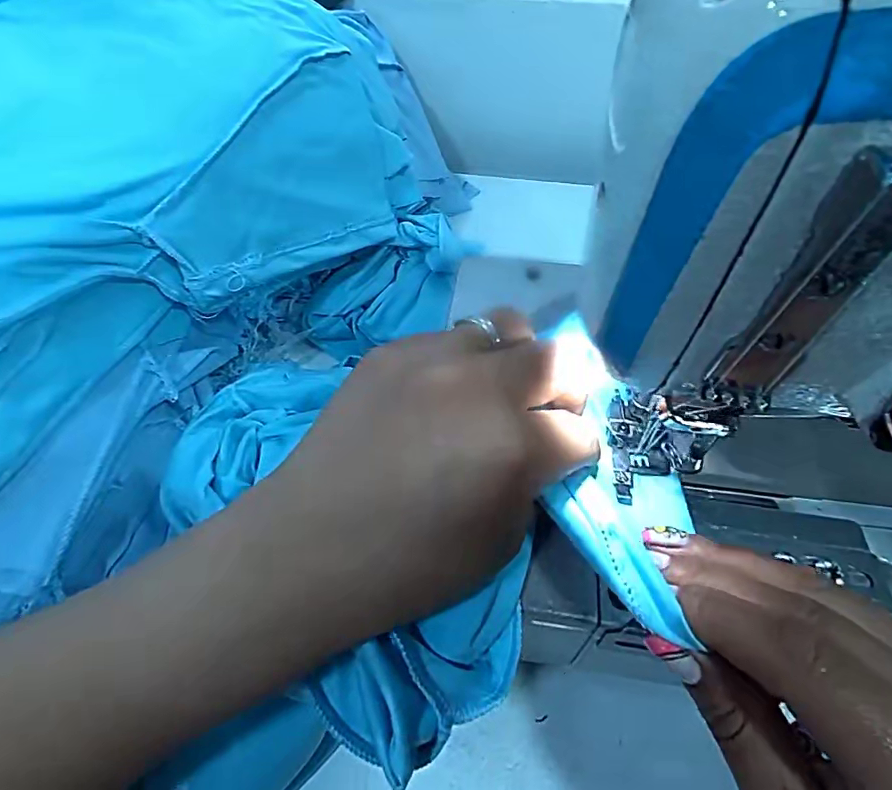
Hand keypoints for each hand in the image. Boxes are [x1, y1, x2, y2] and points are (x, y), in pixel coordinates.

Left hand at [249, 307, 597, 644]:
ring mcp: (435, 357)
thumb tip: (543, 451)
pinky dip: (459, 363)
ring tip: (490, 389)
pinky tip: (435, 395)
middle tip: (541, 414)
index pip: (581, 429)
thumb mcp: (499, 544)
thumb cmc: (409, 565)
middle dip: (564, 389)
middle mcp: (483, 386)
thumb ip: (533, 485)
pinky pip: (448, 338)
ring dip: (513, 359)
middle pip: (559, 357)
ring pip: (505, 326)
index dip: (577, 449)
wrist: (309, 545)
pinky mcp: (394, 349)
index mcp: (516, 443)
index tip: (562, 459)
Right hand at [653, 537, 891, 789]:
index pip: (803, 651)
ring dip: (757, 573)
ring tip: (692, 554)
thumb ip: (747, 738)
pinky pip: (861, 614)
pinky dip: (796, 591)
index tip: (658, 581)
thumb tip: (683, 651)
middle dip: (730, 574)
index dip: (724, 608)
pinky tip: (754, 581)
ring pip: (841, 600)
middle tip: (660, 549)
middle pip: (820, 611)